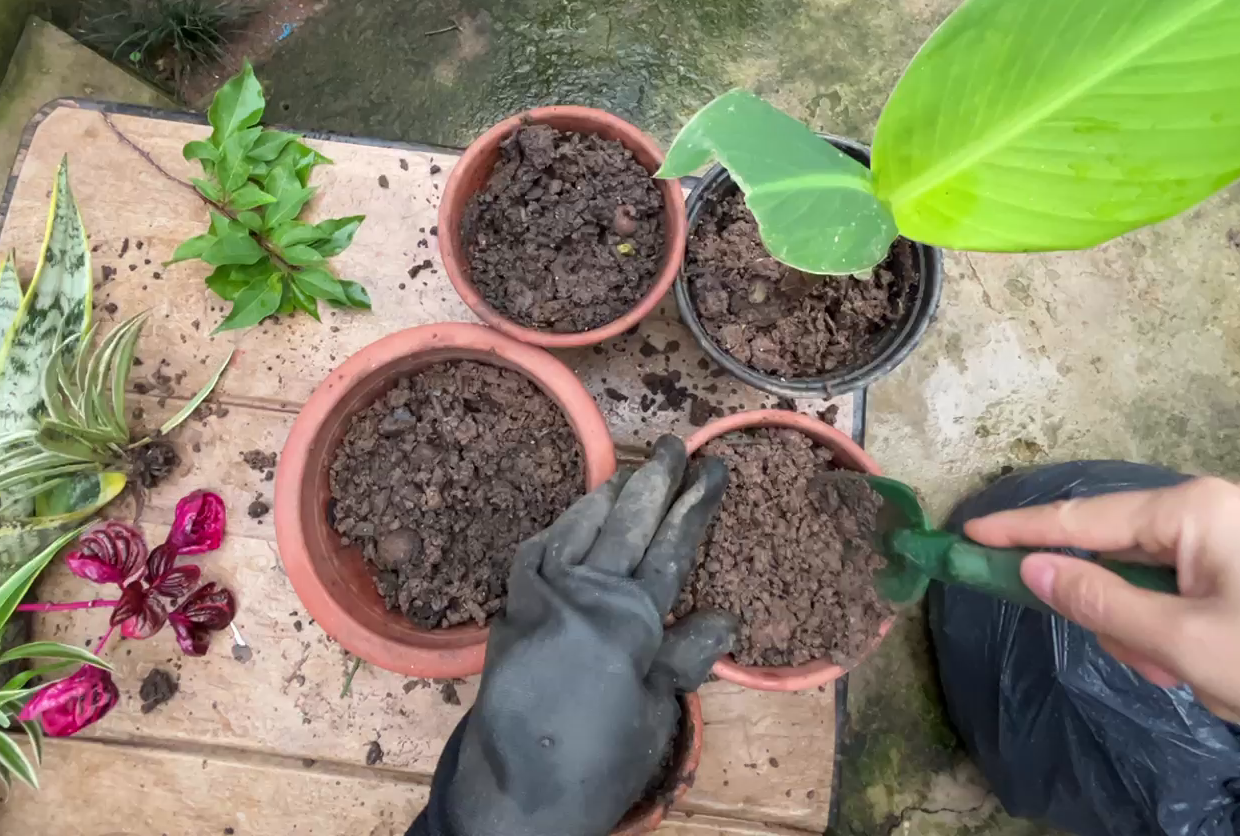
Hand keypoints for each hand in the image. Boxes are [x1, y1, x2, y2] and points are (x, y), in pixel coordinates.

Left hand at [433, 436, 736, 835]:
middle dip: (655, 481)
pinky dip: (561, 524)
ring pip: (584, 525)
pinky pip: (539, 546)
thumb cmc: (597, 762)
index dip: (693, 507)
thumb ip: (685, 658)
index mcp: (633, 621)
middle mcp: (589, 593)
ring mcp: (546, 591)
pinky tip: (577, 510)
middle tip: (673, 446)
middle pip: (630, 524)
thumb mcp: (655, 716)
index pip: (672, 548)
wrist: (514, 793)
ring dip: (610, 494)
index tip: (710, 470)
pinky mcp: (514, 601)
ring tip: (632, 468)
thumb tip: (726, 617)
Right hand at [964, 477, 1239, 828]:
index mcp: (1196, 508)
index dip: (1020, 532)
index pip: (1082, 518)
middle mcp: (1223, 503)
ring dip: (1172, 633)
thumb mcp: (1191, 648)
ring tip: (1220, 682)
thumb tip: (1031, 569)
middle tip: (1160, 668)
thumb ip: (1098, 602)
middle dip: (1129, 614)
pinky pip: (1208, 587)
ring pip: (1169, 578)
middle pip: (1129, 553)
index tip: (967, 535)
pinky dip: (1205, 629)